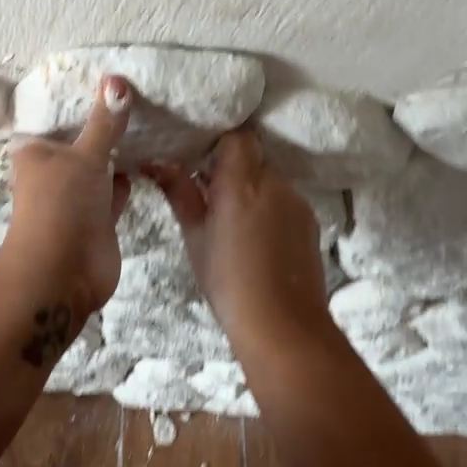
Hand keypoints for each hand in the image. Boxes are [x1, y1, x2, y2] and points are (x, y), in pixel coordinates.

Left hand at [0, 75, 134, 314]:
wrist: (62, 276)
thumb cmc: (61, 206)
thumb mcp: (84, 156)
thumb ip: (104, 121)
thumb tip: (117, 78)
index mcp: (36, 149)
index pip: (58, 115)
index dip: (81, 97)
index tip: (110, 74)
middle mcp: (54, 168)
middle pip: (82, 138)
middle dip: (105, 122)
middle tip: (141, 91)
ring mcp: (77, 194)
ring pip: (102, 163)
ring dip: (121, 149)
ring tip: (152, 116)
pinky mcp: (99, 216)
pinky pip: (118, 187)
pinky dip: (132, 174)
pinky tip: (155, 154)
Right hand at [142, 130, 332, 353]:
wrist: (284, 328)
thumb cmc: (228, 281)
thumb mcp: (195, 236)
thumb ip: (179, 192)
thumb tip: (156, 162)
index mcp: (242, 182)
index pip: (237, 137)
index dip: (219, 143)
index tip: (200, 159)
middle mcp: (274, 183)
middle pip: (253, 156)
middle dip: (232, 167)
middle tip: (208, 190)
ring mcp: (296, 202)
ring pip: (269, 178)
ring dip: (251, 188)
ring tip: (232, 218)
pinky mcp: (310, 222)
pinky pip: (284, 200)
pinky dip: (268, 207)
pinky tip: (255, 236)